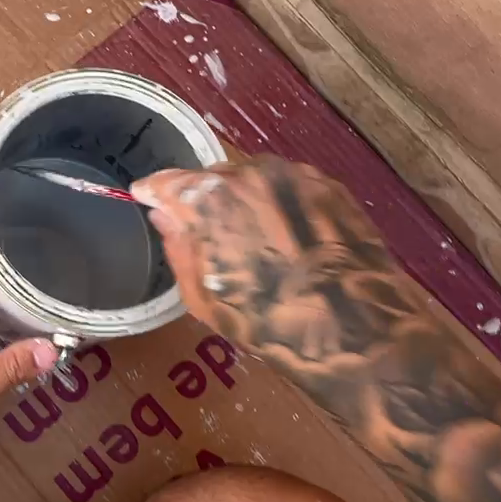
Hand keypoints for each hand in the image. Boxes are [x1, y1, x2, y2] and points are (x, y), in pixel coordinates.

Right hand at [130, 157, 399, 351]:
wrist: (354, 327)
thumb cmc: (266, 320)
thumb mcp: (202, 296)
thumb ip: (178, 247)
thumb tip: (164, 215)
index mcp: (207, 199)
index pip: (166, 182)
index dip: (153, 192)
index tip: (145, 198)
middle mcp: (247, 173)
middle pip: (209, 176)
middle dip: (200, 198)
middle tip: (203, 228)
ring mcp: (291, 174)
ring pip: (250, 177)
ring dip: (240, 198)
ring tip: (248, 233)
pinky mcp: (327, 184)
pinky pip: (286, 184)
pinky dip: (276, 202)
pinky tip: (284, 234)